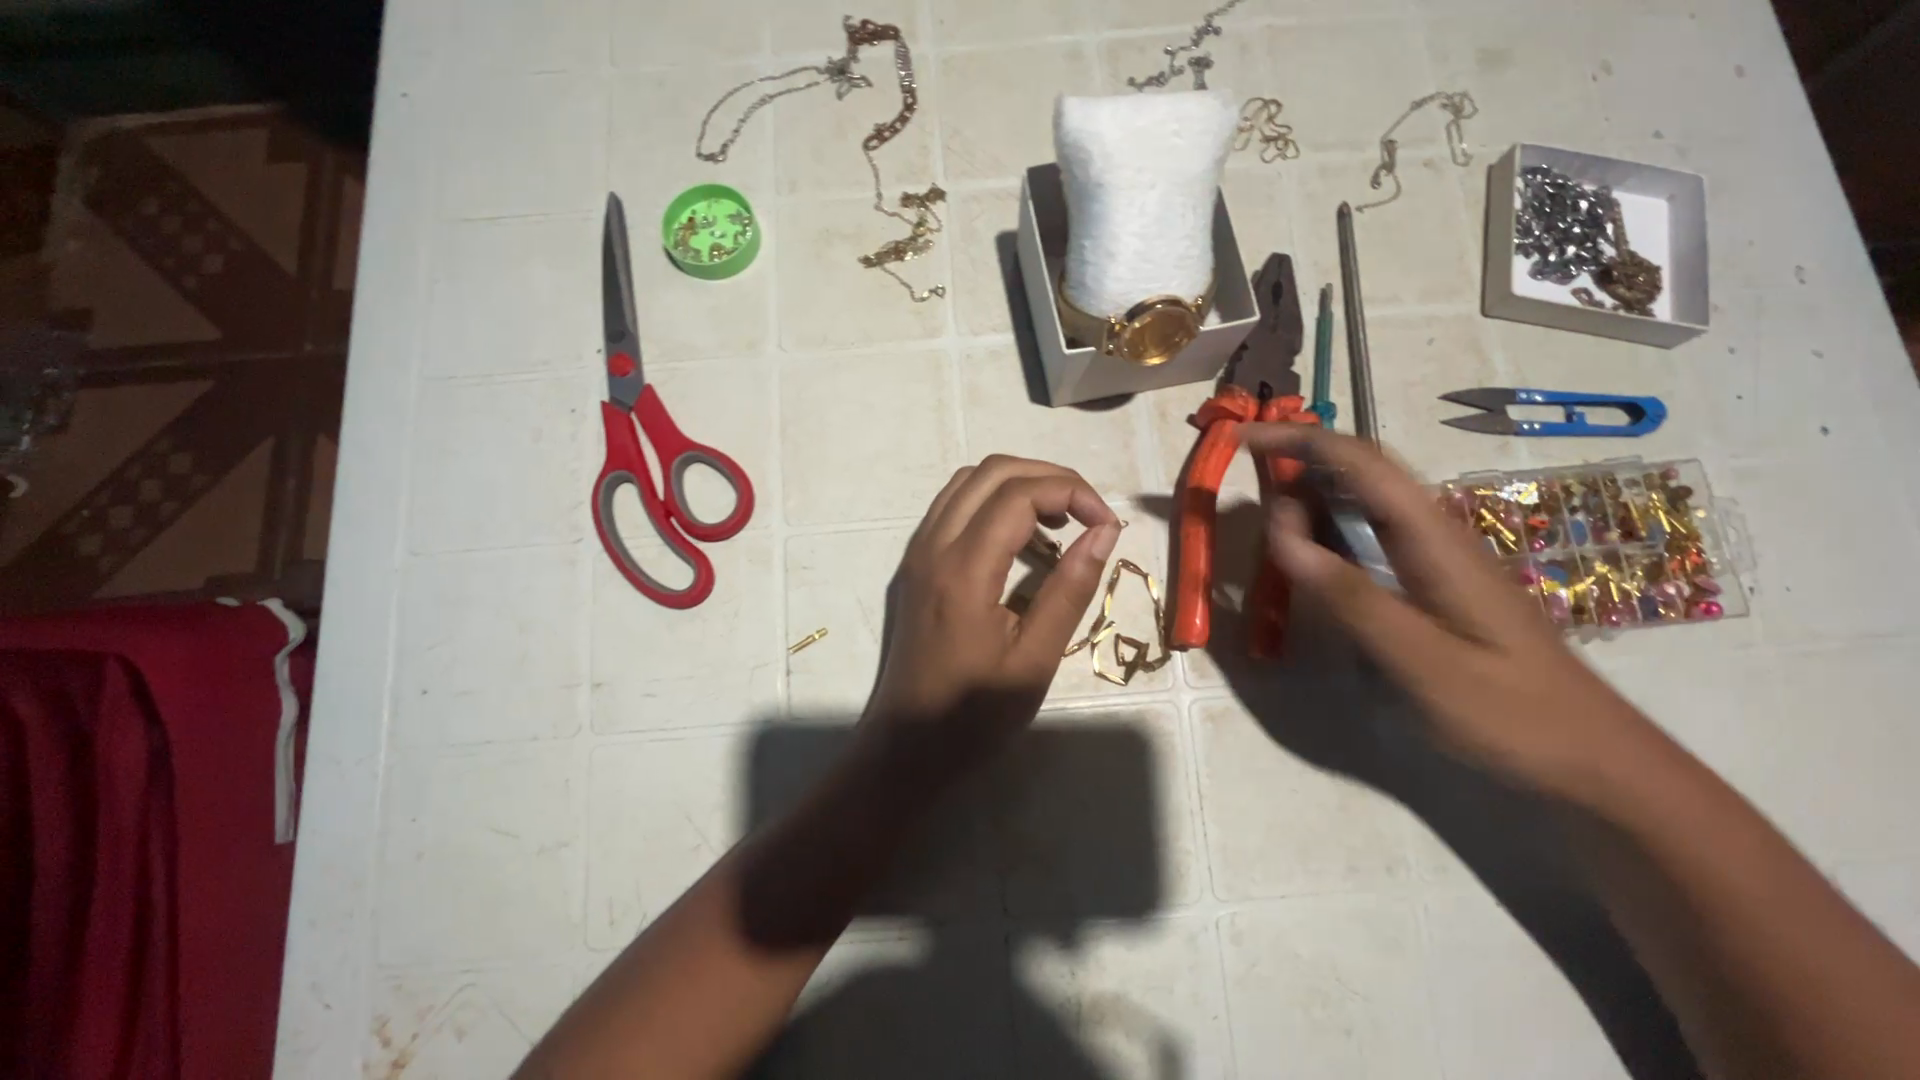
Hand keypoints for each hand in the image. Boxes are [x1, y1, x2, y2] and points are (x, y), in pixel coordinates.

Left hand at [863, 455, 1119, 776]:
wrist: (907, 747)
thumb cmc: (975, 715)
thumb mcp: (1034, 660)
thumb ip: (1069, 590)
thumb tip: (1105, 533)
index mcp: (964, 569)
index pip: (1019, 492)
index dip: (1072, 492)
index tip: (1108, 526)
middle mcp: (934, 546)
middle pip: (991, 471)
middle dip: (1048, 477)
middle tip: (1088, 515)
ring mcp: (918, 553)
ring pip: (968, 482)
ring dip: (1018, 485)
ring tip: (1060, 523)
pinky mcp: (915, 566)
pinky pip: (953, 507)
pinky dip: (993, 503)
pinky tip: (1023, 541)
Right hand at [1241, 424, 1651, 794]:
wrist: (1589, 756)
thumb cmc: (1507, 711)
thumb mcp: (1421, 662)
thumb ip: (1350, 599)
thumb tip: (1282, 538)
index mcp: (1434, 539)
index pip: (1360, 463)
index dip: (1299, 440)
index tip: (1241, 439)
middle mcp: (1436, 535)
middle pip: (1361, 473)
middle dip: (1299, 466)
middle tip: (1250, 508)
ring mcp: (1438, 560)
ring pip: (1365, 507)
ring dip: (1312, 506)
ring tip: (1271, 535)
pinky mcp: (1435, 586)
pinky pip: (1372, 541)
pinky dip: (1330, 539)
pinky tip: (1314, 567)